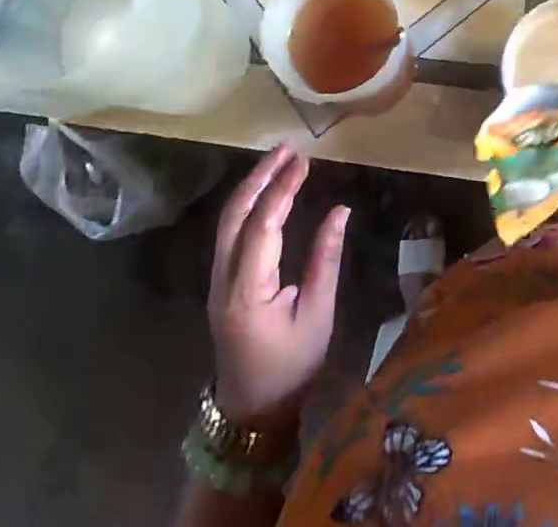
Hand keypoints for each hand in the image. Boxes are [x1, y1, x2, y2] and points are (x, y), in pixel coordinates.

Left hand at [209, 143, 350, 437]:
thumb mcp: (319, 315)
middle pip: (234, 216)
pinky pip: (229, 232)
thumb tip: (340, 210)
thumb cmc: (292, 365)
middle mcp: (223, 280)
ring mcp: (216, 281)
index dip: (282, 191)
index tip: (304, 162)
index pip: (262, 228)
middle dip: (259, 177)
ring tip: (279, 160)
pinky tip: (265, 191)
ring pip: (227, 222)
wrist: (251, 409)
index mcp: (248, 292)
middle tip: (288, 148)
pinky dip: (247, 204)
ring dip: (251, 187)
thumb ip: (326, 260)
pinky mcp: (221, 281)